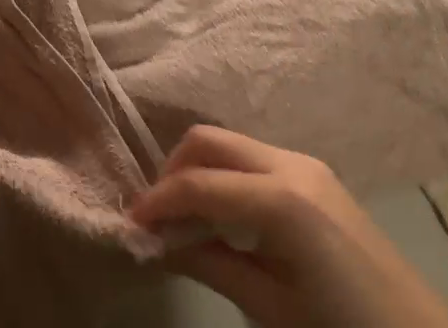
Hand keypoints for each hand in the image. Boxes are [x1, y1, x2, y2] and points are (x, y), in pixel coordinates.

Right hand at [130, 126, 447, 327]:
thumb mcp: (270, 306)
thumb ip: (209, 265)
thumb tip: (157, 244)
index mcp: (280, 199)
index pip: (196, 185)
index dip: (156, 201)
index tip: (129, 222)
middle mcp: (290, 165)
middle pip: (208, 142)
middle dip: (173, 171)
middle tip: (158, 213)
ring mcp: (307, 166)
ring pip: (230, 145)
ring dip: (199, 170)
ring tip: (185, 216)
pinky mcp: (317, 177)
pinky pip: (253, 159)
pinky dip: (225, 175)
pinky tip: (223, 216)